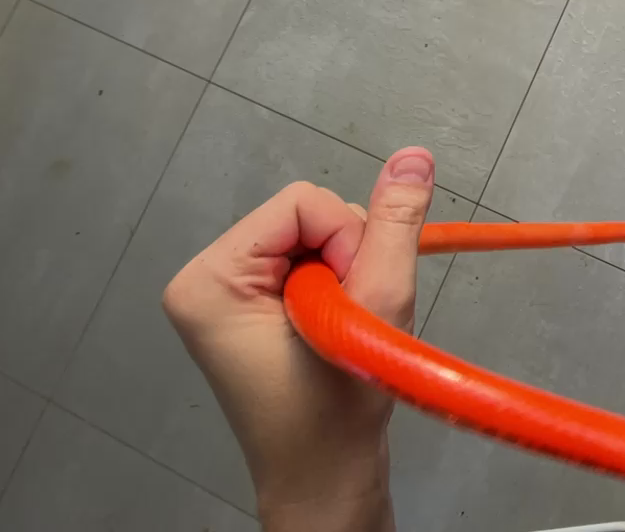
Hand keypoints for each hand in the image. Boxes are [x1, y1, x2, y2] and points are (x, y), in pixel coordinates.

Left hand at [162, 146, 436, 531]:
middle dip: (353, 253)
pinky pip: (321, 253)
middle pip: (313, 214)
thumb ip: (395, 222)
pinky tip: (348, 318)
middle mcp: (210, 277)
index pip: (306, 202)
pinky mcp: (259, 301)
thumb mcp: (378, 301)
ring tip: (353, 321)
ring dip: (357, 267)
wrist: (328, 470)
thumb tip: (414, 154)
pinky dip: (351, 277)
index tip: (353, 294)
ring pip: (325, 232)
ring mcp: (232, 291)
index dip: (349, 239)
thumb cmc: (340, 398)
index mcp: (210, 278)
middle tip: (355, 312)